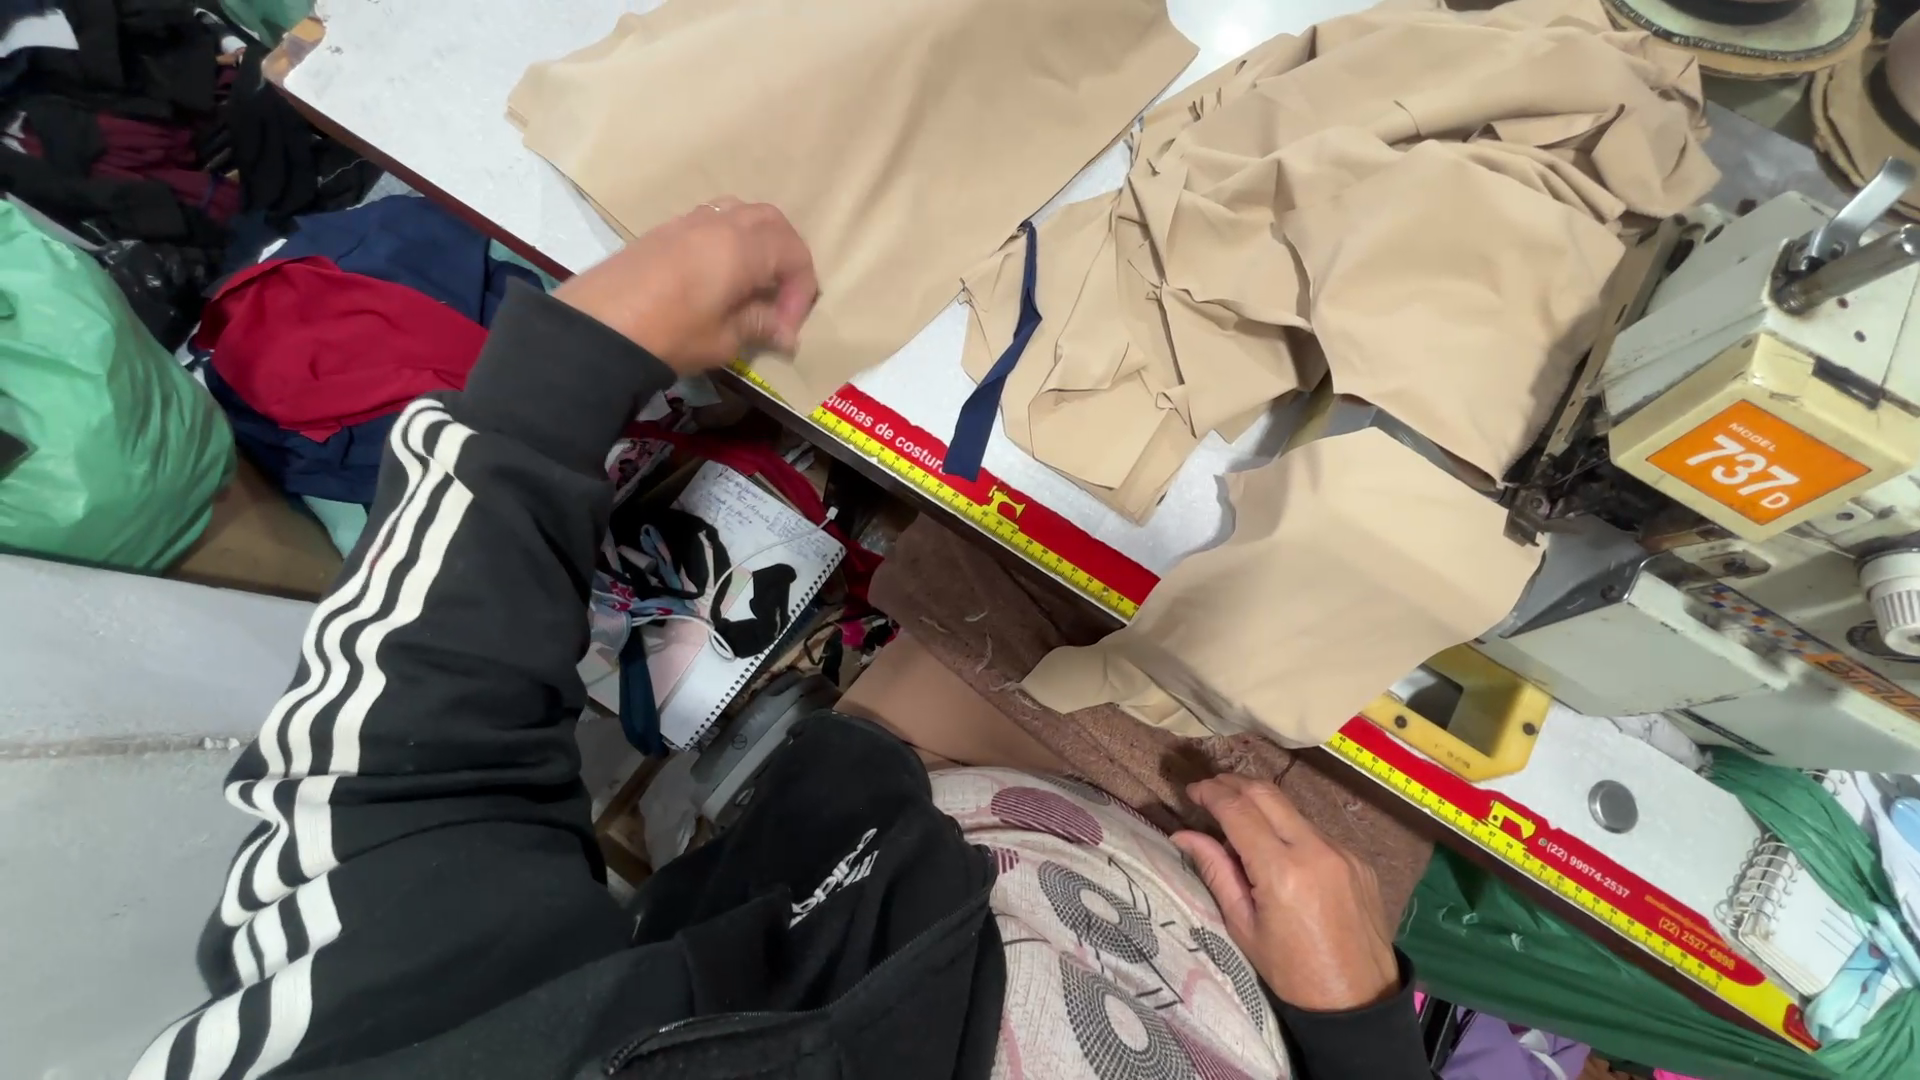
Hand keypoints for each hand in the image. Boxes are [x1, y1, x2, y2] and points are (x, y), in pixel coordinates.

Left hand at [555, 197, 818, 374]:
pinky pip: (714, 221)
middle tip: (782, 298)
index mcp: (743, 248)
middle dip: (788, 259)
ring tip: (754, 284)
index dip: (801, 294)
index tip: (786, 330)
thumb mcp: (726, 339)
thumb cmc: (672, 334)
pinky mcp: (666, 231)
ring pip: (742, 214)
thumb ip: (760, 326)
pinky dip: (731, 243)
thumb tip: (784, 332)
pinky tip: (722, 279)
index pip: (795, 255)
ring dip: (760, 245)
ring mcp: (690, 221)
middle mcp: (721, 223)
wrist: (600, 327)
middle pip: (773, 222)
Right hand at [1171, 775, 1399, 1011]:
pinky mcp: (1358, 860)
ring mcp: (1342, 852)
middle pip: (1265, 792)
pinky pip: (1313, 830)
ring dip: (1259, 803)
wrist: (1360, 1006)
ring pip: (1290, 808)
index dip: (1210, 793)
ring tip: (1236, 819)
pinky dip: (1286, 827)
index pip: (1238, 810)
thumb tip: (1182, 835)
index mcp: (1283, 871)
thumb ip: (1215, 872)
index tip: (1191, 792)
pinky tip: (1276, 849)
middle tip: (1208, 791)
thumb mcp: (1243, 926)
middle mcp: (1315, 850)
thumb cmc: (1292, 973)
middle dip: (1232, 783)